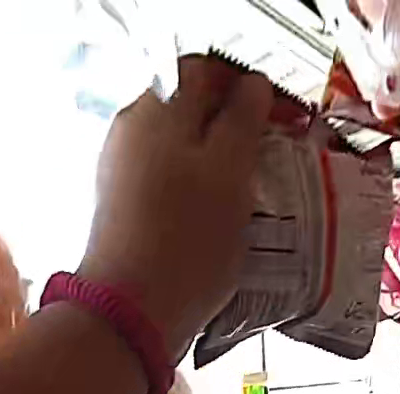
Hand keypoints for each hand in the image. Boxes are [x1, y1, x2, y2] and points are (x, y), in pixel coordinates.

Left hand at [80, 55, 273, 360]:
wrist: (136, 313)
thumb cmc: (188, 242)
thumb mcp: (229, 174)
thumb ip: (243, 122)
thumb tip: (253, 86)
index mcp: (157, 111)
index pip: (206, 75)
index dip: (246, 92)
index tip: (276, 123)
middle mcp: (132, 134)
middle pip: (190, 117)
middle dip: (231, 135)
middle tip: (266, 167)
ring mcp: (122, 177)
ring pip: (180, 157)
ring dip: (216, 173)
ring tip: (246, 205)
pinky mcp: (124, 217)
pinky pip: (169, 193)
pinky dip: (197, 202)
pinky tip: (216, 229)